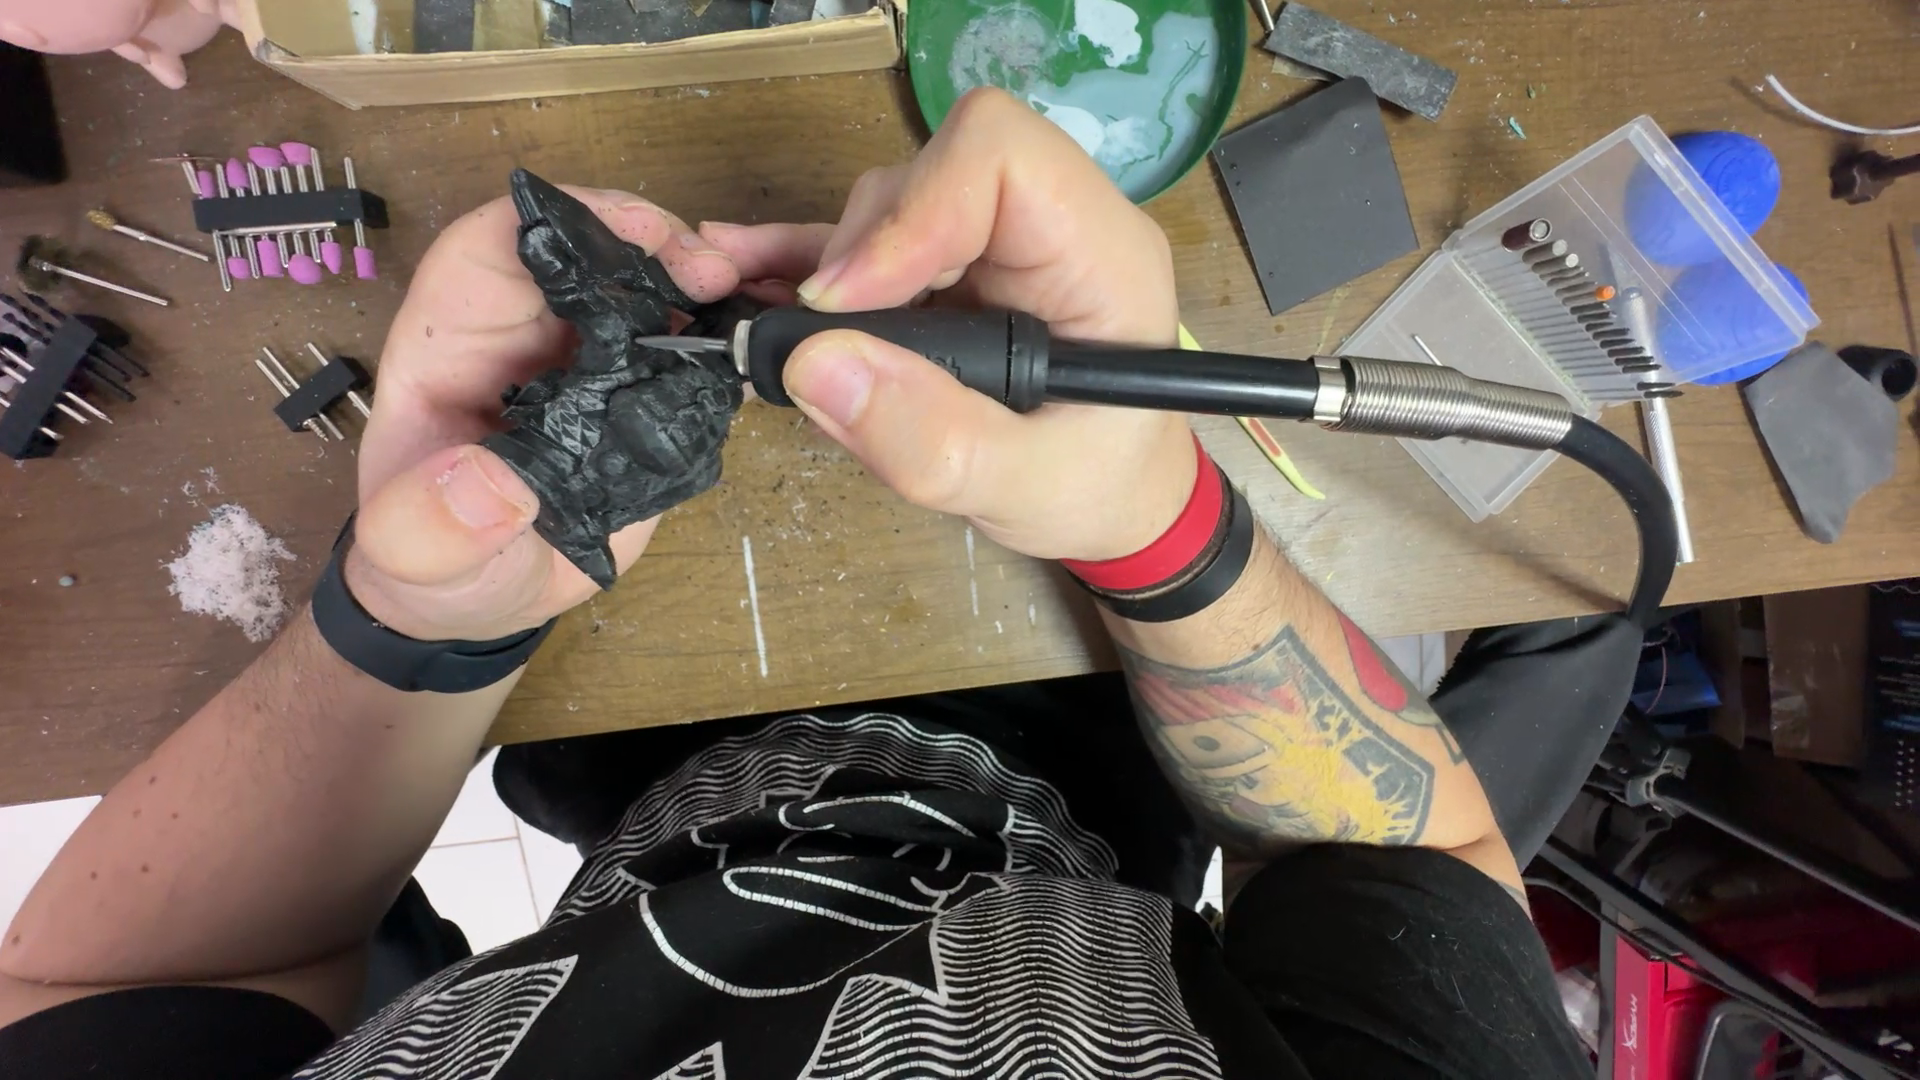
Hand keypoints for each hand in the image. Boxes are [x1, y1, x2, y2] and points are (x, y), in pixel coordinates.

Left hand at [347, 187, 741, 642]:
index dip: (568, 222)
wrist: (489, 595)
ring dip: (704, 292)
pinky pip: (682, 361)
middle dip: (657, 247)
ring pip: (647, 301)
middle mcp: (529, 347)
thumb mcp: (418, 558)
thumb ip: (433, 527)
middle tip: (721, 274)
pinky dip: (724, 347)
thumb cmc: (439, 570)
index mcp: (457, 352)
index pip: (498, 248)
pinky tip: (763, 350)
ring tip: (757, 308)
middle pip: (588, 260)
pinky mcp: (640, 411)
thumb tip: (490, 481)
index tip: (645, 234)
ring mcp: (594, 377)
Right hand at [700, 88, 1195, 562]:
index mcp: (1098, 257)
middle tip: (814, 344)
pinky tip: (746, 278)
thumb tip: (814, 364)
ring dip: (818, 266)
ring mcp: (988, 252)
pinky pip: (869, 250)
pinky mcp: (947, 281)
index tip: (845, 305)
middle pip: (927, 177)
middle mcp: (1042, 232)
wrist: (1108, 499)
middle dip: (856, 254)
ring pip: (885, 210)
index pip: (998, 159)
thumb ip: (936, 441)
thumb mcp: (1025, 489)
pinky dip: (805, 266)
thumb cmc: (1095, 491)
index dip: (910, 214)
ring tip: (767, 326)